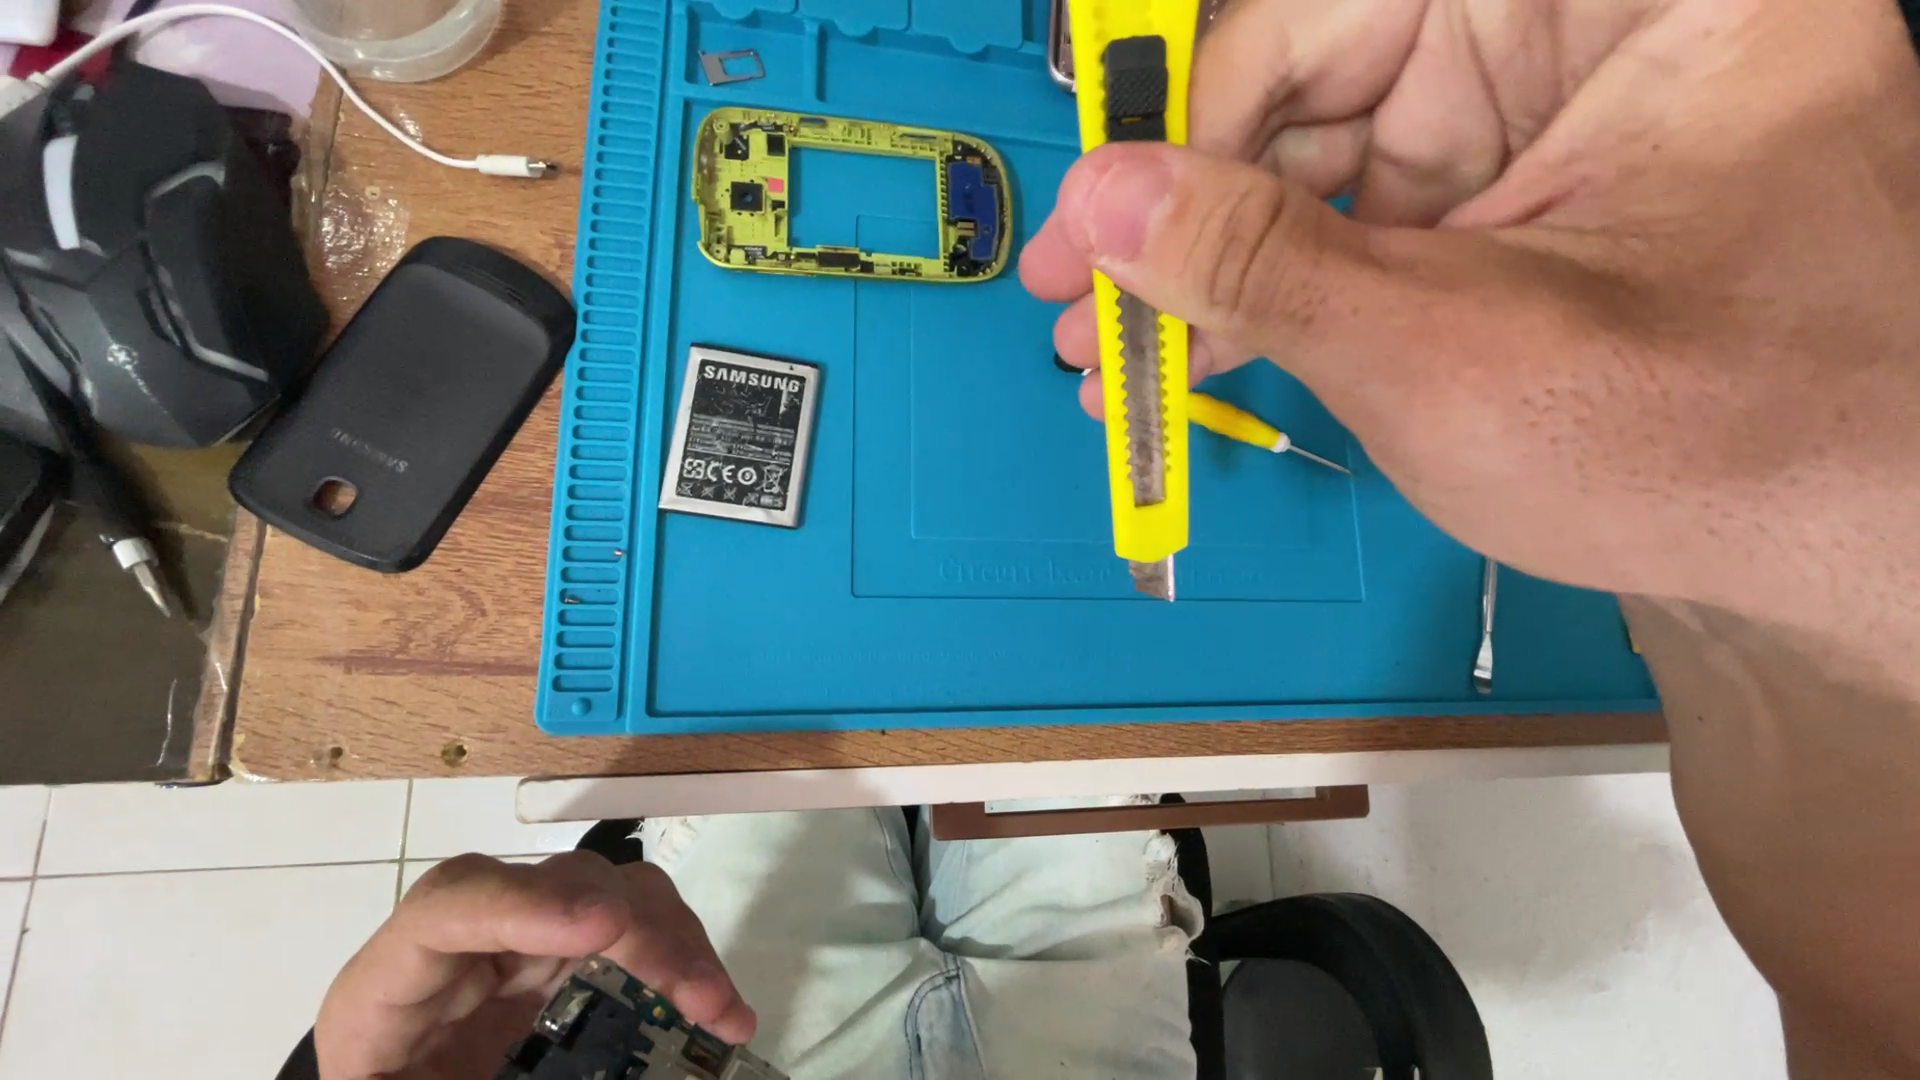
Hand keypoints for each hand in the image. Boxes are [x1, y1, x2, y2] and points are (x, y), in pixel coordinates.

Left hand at [314, 852, 754, 1079]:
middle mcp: (474, 938)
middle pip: (564, 885)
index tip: (606, 929)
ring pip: (618, 893)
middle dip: (641, 929)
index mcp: (398, 983)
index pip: (453, 905)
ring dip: (678, 940)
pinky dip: (684, 960)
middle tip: (695, 993)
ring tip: (719, 1006)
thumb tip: (594, 1072)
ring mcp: (530, 938)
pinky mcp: (572, 957)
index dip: (529, 902)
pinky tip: (719, 1007)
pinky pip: (640, 929)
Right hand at [1021, 0, 1919, 642]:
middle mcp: (1555, 34)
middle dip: (1175, 214)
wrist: (1819, 555)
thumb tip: (1097, 198)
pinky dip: (1253, 305)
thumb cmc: (1677, 447)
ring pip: (1298, 177)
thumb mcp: (1442, 352)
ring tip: (1109, 359)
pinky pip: (1332, 238)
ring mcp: (1511, 135)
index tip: (1088, 229)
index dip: (1189, 122)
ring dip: (1194, 274)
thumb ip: (1263, 265)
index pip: (1329, 11)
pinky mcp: (1477, 220)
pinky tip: (1183, 364)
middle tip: (1075, 306)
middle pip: (1301, 93)